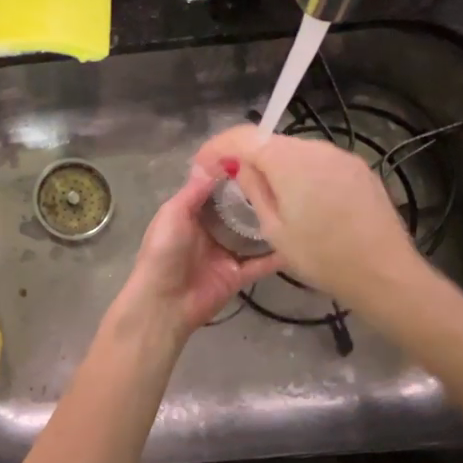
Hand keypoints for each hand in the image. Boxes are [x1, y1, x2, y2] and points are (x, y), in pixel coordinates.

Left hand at [114, 164, 283, 343]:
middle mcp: (210, 232)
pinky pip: (261, 263)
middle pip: (237, 212)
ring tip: (296, 206)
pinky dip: (278, 255)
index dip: (232, 178)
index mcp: (191, 215)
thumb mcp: (173, 214)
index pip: (215, 192)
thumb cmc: (163, 252)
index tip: (257, 160)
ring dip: (269, 224)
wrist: (164, 302)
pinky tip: (299, 242)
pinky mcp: (238, 276)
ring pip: (252, 236)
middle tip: (284, 181)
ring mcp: (225, 254)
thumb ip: (194, 191)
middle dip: (255, 199)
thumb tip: (216, 162)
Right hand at [195, 125, 433, 309]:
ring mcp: (341, 156)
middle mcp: (315, 148)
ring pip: (296, 151)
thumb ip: (254, 189)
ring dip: (276, 165)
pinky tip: (304, 200)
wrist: (384, 273)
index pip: (243, 137)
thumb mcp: (274, 229)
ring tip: (268, 194)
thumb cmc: (321, 257)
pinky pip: (320, 162)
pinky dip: (303, 173)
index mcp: (288, 160)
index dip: (218, 147)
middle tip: (231, 181)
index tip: (203, 165)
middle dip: (247, 156)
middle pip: (270, 141)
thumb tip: (239, 166)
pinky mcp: (359, 169)